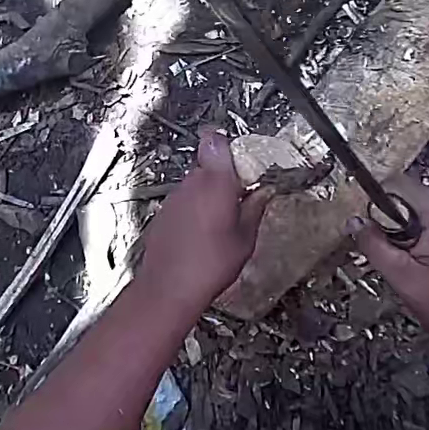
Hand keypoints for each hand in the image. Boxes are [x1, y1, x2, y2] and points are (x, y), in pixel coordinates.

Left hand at [136, 129, 275, 304]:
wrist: (168, 288)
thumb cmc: (209, 265)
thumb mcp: (245, 239)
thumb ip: (255, 209)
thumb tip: (264, 193)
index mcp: (216, 182)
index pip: (216, 141)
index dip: (229, 145)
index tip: (245, 162)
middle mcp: (192, 183)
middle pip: (209, 164)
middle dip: (225, 176)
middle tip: (241, 198)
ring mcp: (174, 197)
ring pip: (196, 183)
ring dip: (209, 194)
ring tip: (222, 221)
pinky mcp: (164, 211)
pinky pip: (184, 200)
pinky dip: (195, 208)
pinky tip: (203, 232)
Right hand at [346, 178, 428, 346]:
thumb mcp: (405, 278)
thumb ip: (374, 246)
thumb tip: (355, 223)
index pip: (395, 184)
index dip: (375, 204)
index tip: (371, 230)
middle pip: (408, 200)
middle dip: (393, 226)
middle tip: (394, 258)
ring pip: (422, 216)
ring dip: (410, 238)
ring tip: (414, 269)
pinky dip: (427, 244)